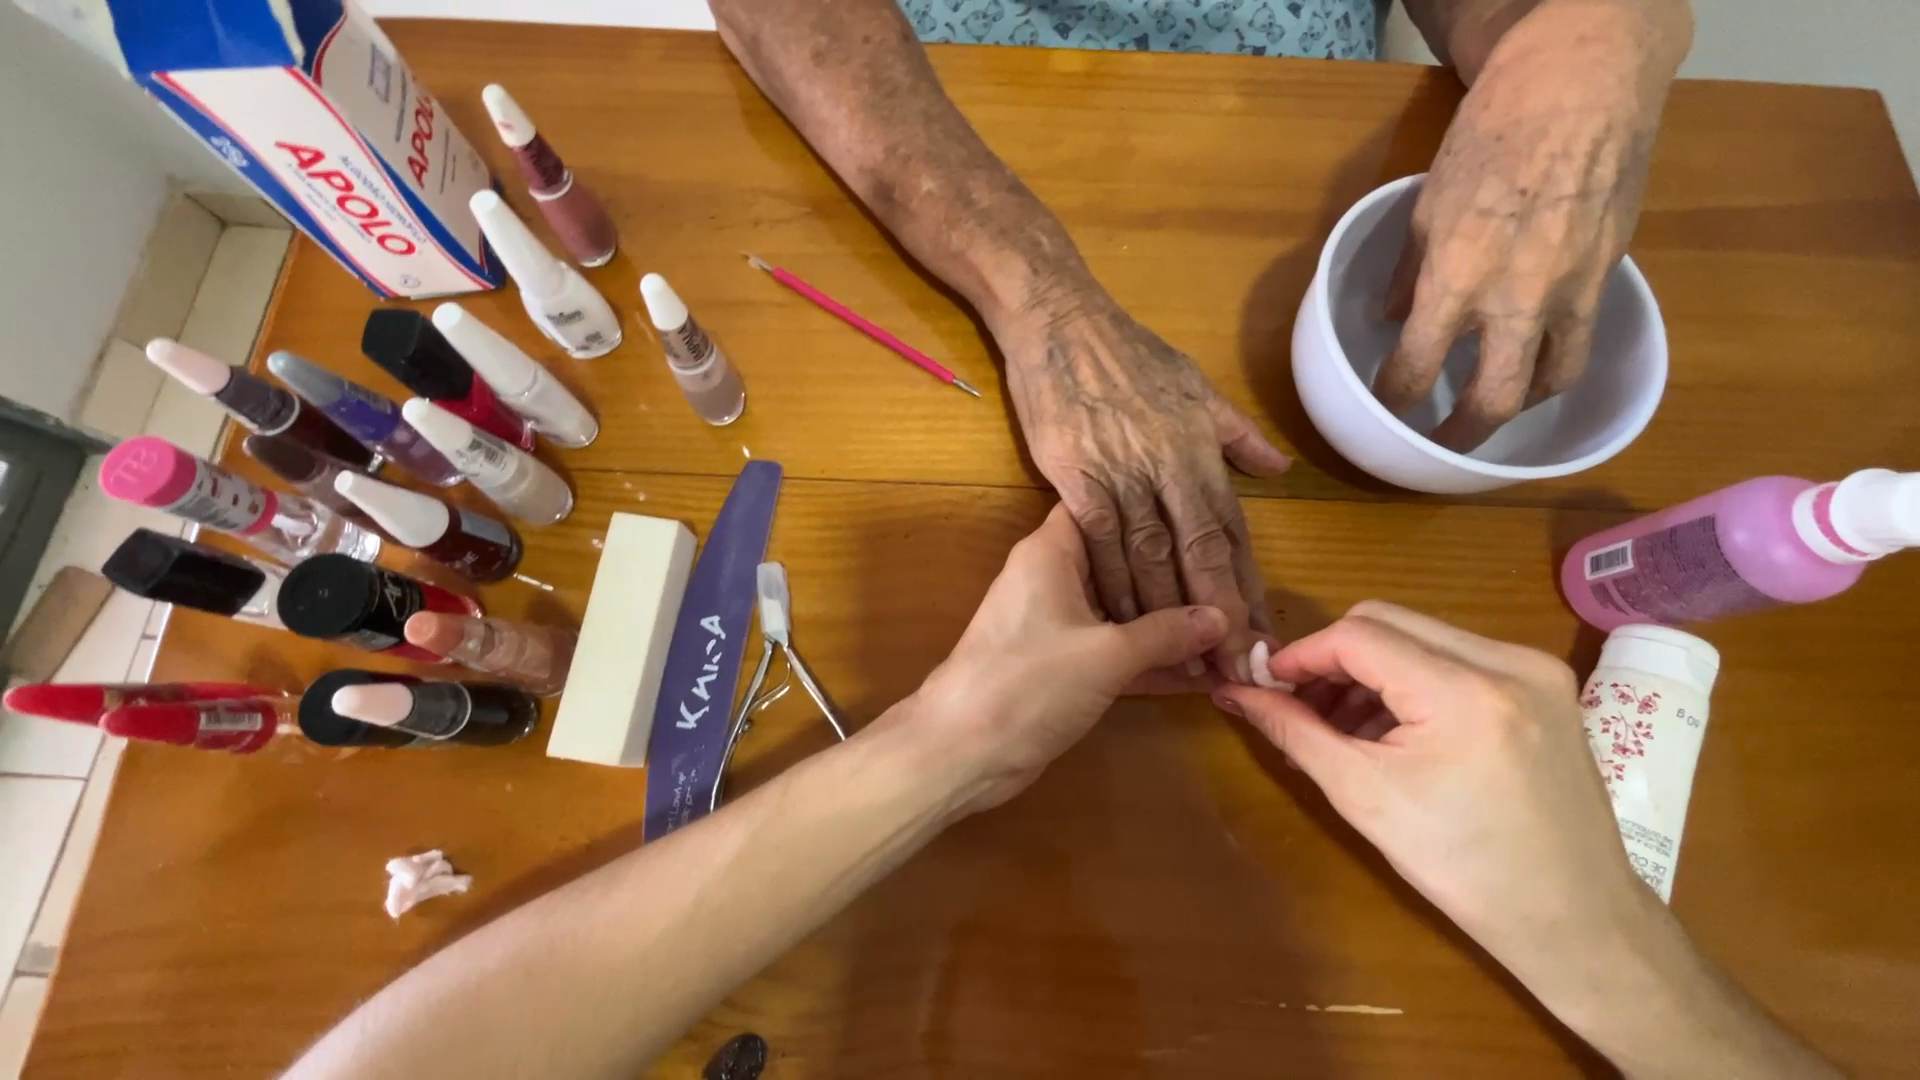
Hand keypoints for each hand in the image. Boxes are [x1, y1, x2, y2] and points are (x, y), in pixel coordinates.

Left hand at [909, 503, 1228, 812]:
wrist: (964, 749)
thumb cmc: (1029, 682)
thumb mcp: (1107, 655)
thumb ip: (1166, 632)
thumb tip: (1221, 617)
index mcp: (1050, 552)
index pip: (1103, 509)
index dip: (1150, 512)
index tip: (1200, 521)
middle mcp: (1051, 578)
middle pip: (1121, 563)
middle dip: (1175, 580)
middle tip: (1234, 591)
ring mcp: (1055, 622)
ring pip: (1120, 611)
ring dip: (1167, 627)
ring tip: (1229, 638)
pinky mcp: (1060, 663)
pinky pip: (1112, 649)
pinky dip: (1147, 660)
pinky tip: (1198, 675)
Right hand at [996, 293, 1289, 680]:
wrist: (1059, 323)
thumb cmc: (1127, 353)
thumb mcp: (1194, 384)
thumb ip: (1236, 433)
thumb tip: (1278, 470)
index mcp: (1198, 450)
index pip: (1231, 529)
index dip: (1247, 583)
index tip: (1261, 631)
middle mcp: (1166, 470)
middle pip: (1198, 553)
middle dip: (1218, 613)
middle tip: (1235, 667)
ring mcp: (1119, 477)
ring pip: (1149, 557)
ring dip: (1167, 613)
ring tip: (1183, 662)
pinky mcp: (1074, 480)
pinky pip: (1098, 543)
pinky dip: (1111, 584)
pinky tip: (1119, 620)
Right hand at [1213, 602, 1649, 984]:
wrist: (1575, 920)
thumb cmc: (1461, 866)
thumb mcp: (1361, 795)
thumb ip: (1292, 730)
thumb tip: (1233, 692)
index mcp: (1466, 692)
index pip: (1357, 636)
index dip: (1301, 654)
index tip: (1265, 683)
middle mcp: (1508, 661)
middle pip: (1385, 621)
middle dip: (1330, 658)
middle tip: (1297, 702)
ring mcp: (1532, 668)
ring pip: (1416, 634)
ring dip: (1366, 668)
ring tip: (1338, 723)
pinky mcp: (1541, 683)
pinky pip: (1450, 654)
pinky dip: (1405, 678)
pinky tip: (1386, 725)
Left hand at [1377, 0, 1688, 450]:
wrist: (1583, 85)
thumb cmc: (1488, 140)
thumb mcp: (1426, 209)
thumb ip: (1410, 275)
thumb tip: (1393, 319)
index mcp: (1456, 281)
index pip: (1415, 368)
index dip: (1393, 398)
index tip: (1384, 408)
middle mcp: (1517, 299)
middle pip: (1494, 399)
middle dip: (1463, 433)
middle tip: (1442, 443)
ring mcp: (1573, 289)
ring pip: (1553, 378)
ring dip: (1519, 404)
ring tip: (1492, 409)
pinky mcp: (1610, 273)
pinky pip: (1583, 338)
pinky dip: (1555, 361)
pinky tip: (1533, 359)